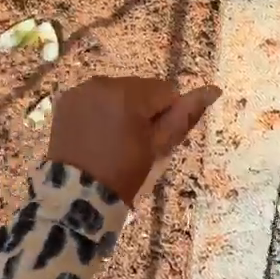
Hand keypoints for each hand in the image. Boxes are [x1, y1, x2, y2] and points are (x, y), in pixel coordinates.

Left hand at [46, 77, 221, 203]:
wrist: (78, 196)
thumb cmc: (124, 173)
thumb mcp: (158, 146)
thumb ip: (185, 115)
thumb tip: (214, 90)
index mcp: (129, 93)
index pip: (164, 91)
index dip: (164, 116)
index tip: (152, 140)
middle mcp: (103, 82)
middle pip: (139, 88)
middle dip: (141, 110)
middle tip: (132, 142)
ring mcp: (81, 90)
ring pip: (116, 91)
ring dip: (120, 108)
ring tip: (112, 139)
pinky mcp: (65, 99)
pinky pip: (93, 97)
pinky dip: (98, 110)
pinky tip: (94, 133)